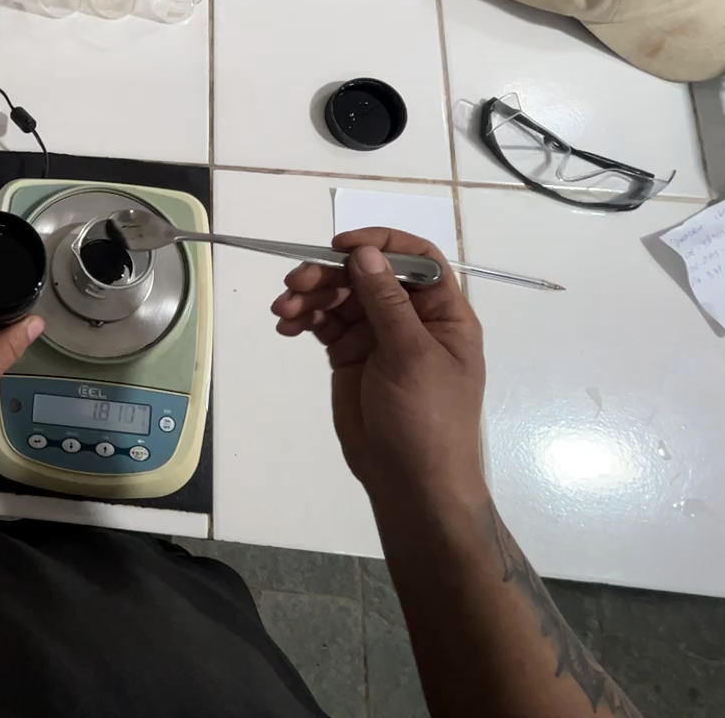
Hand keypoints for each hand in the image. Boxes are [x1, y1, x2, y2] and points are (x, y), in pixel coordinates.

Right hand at [271, 228, 486, 508]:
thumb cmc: (426, 418)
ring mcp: (376, 336)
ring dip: (308, 298)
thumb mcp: (410, 355)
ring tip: (283, 312)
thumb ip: (386, 302)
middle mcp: (408, 318)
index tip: (341, 247)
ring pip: (337, 298)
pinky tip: (286, 328)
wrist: (409, 479)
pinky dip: (302, 320)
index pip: (415, 260)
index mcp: (441, 314)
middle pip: (364, 276)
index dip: (380, 245)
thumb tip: (364, 254)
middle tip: (293, 284)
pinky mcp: (348, 353)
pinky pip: (322, 323)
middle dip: (328, 276)